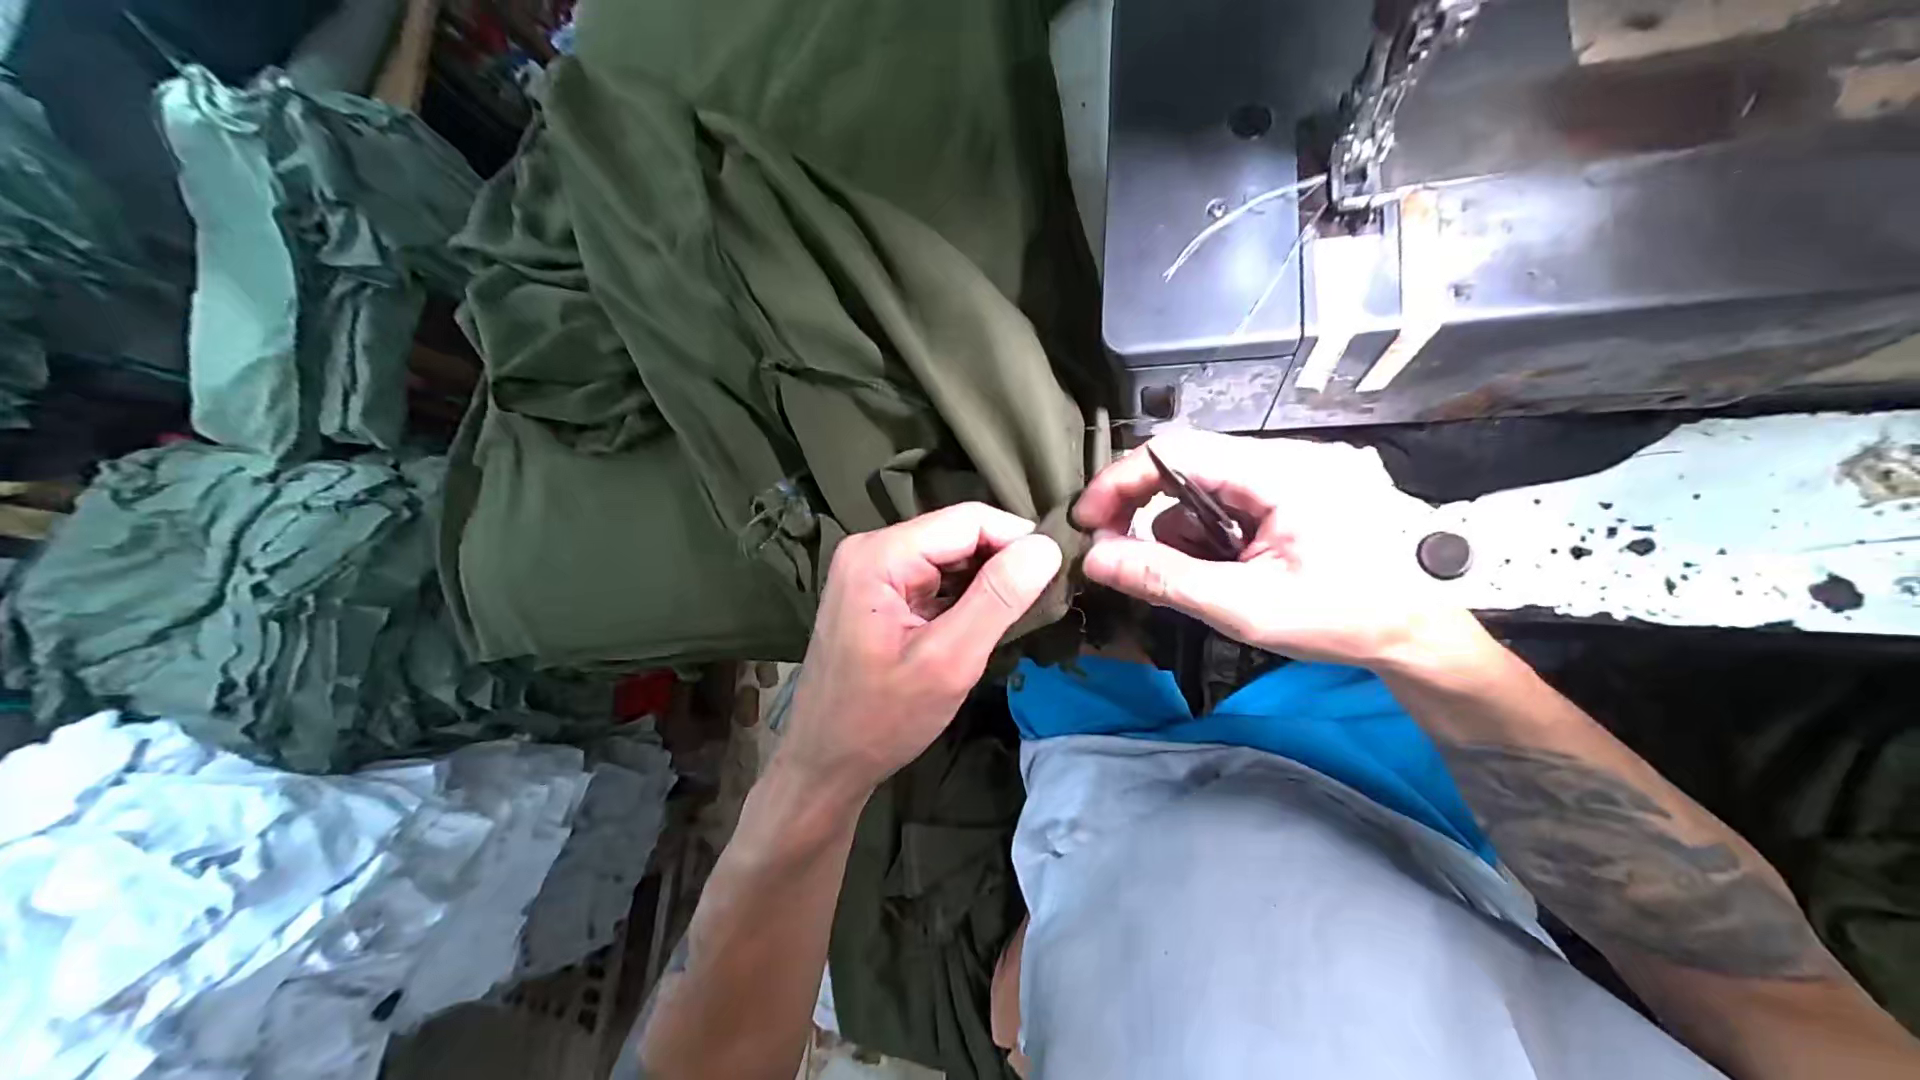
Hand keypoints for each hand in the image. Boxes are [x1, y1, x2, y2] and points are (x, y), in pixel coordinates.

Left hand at [777, 503, 1064, 794]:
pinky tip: (989, 618)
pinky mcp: (880, 593)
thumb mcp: (948, 661)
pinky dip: (966, 594)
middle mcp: (872, 549)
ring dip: (988, 579)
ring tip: (1024, 608)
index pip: (967, 519)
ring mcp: (873, 570)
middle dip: (1004, 560)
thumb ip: (997, 599)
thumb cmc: (881, 719)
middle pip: (958, 534)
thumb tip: (1046, 547)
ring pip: (950, 555)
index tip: (1059, 569)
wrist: (826, 761)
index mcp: (879, 555)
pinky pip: (935, 577)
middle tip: (1047, 594)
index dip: (1018, 538)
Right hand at [1075, 430, 1491, 671]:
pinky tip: (1224, 567)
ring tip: (1200, 576)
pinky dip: (1207, 532)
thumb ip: (1163, 579)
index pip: (1177, 451)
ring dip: (1179, 529)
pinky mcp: (1295, 488)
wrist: (1416, 635)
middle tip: (1115, 548)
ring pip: (1202, 485)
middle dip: (1142, 507)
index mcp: (1283, 473)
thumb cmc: (1342, 621)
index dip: (1120, 481)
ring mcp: (1294, 470)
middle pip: (1185, 463)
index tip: (1088, 520)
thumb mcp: (1244, 608)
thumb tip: (1095, 560)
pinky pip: (1227, 499)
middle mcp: (1288, 457)